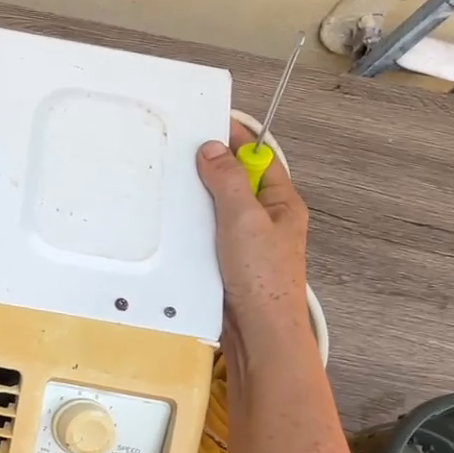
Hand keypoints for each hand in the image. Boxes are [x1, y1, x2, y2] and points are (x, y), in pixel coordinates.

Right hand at [196, 122, 312, 356]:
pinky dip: (191, 229)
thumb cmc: (262, 277)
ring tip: (173, 190)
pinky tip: (174, 229)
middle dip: (212, 169)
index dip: (238, 139)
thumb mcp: (243, 220)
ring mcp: (245, 244)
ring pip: (218, 211)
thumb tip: (213, 150)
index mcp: (280, 204)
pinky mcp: (225, 264)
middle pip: (236, 183)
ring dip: (198, 202)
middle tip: (181, 155)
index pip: (260, 159)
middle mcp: (265, 221)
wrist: (258, 330)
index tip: (212, 122)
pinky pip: (206, 236)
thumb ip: (227, 183)